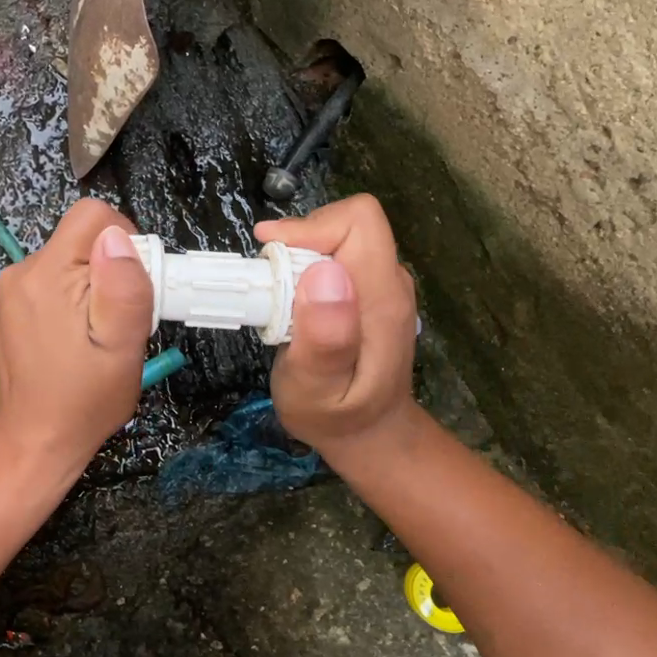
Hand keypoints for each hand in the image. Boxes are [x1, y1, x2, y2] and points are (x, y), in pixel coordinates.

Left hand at [0, 198, 154, 474]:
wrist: (32, 439)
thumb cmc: (83, 400)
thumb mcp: (121, 349)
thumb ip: (123, 289)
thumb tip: (117, 236)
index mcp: (47, 275)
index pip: (91, 216)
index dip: (124, 239)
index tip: (135, 283)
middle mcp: (21, 272)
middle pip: (79, 239)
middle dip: (108, 270)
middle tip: (118, 320)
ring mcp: (8, 288)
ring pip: (66, 261)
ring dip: (89, 287)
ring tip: (95, 335)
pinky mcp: (6, 305)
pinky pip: (48, 281)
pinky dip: (67, 299)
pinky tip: (73, 338)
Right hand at [254, 194, 418, 447]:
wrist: (369, 435)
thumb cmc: (335, 416)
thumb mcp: (317, 388)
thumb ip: (325, 336)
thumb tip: (325, 272)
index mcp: (382, 299)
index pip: (359, 223)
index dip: (310, 227)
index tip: (270, 256)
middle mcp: (388, 282)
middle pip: (346, 222)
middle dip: (298, 240)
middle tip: (268, 285)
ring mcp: (380, 284)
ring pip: (338, 234)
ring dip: (297, 254)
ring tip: (276, 298)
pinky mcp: (366, 288)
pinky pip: (333, 254)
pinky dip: (302, 266)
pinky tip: (289, 302)